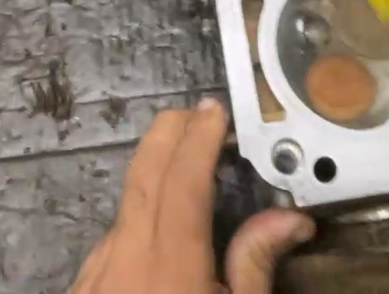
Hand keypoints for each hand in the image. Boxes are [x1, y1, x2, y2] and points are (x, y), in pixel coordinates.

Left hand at [73, 99, 314, 293]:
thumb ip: (256, 267)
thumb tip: (292, 218)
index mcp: (169, 265)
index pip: (182, 179)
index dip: (200, 138)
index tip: (216, 111)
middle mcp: (124, 259)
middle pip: (143, 173)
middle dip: (170, 132)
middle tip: (198, 115)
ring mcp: (96, 277)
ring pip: (125, 206)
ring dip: (153, 175)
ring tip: (186, 165)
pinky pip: (111, 241)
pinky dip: (137, 220)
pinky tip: (156, 236)